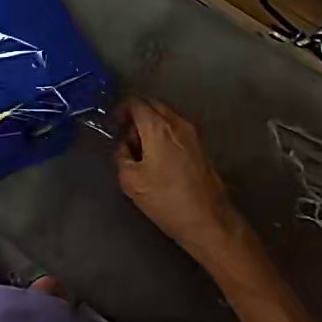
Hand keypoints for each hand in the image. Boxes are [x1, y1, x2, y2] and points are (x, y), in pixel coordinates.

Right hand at [116, 96, 249, 262]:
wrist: (209, 219)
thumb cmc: (167, 200)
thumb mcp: (131, 181)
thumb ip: (121, 156)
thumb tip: (124, 144)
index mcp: (158, 127)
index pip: (135, 102)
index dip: (120, 108)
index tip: (112, 123)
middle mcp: (178, 121)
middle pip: (152, 103)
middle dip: (136, 113)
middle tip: (124, 134)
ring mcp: (193, 131)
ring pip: (166, 114)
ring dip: (150, 122)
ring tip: (140, 148)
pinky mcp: (201, 144)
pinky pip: (176, 126)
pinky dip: (164, 131)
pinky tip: (158, 155)